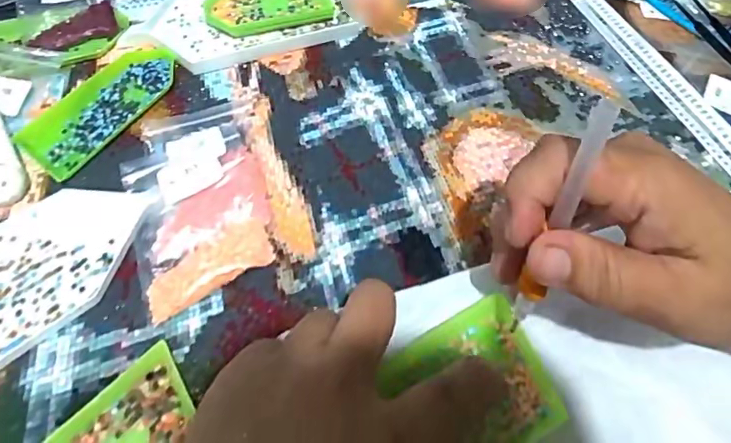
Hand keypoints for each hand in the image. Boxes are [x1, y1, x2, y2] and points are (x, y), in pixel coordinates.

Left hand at [187, 279, 505, 442]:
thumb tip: (421, 436)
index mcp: (383, 434)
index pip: (450, 397)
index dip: (475, 380)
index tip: (486, 371)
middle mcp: (341, 381)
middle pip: (375, 302)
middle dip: (378, 313)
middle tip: (368, 346)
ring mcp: (289, 362)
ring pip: (320, 317)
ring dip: (323, 345)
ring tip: (309, 379)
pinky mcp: (244, 363)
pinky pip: (274, 346)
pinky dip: (278, 368)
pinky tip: (263, 401)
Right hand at [491, 131, 730, 347]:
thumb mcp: (672, 297)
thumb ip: (602, 274)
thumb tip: (534, 253)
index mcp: (639, 171)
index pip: (560, 160)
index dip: (525, 195)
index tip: (515, 249)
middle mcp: (626, 153)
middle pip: (550, 163)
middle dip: (519, 209)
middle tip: (506, 268)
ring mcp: (627, 165)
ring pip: (557, 175)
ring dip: (531, 217)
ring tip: (518, 269)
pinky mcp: (628, 182)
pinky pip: (576, 190)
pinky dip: (554, 220)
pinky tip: (550, 255)